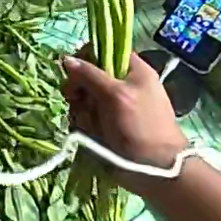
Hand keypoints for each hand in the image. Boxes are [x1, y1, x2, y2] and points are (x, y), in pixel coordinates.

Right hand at [61, 51, 189, 188]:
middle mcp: (121, 85)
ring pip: (83, 97)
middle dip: (80, 88)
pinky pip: (85, 116)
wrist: (154, 169)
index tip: (77, 71)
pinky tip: (89, 132)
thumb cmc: (141, 126)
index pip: (104, 51)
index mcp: (133, 70)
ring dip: (81, 109)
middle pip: (88, 75)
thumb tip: (66, 59)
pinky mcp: (105, 125)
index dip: (87, 58)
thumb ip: (90, 74)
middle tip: (77, 99)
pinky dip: (84, 123)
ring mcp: (112, 106)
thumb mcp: (115, 95)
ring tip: (90, 122)